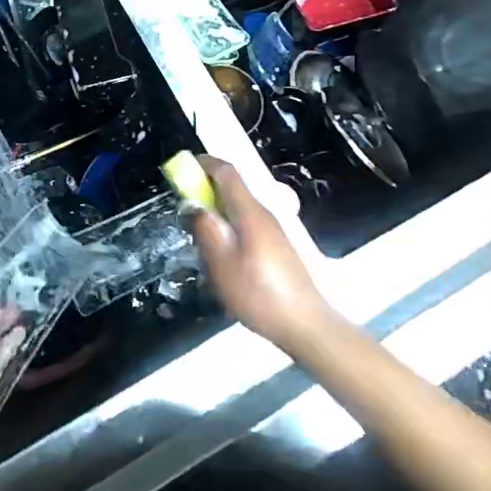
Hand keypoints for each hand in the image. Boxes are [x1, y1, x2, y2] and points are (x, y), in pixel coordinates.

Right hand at [188, 156, 338, 351]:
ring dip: (219, 207)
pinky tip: (224, 250)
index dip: (205, 164)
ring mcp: (275, 230)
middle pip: (235, 187)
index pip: (227, 173)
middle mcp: (265, 214)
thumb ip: (207, 230)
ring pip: (241, 206)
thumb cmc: (259, 294)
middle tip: (186, 204)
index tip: (184, 166)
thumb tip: (195, 205)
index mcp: (250, 213)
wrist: (306, 326)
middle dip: (208, 187)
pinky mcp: (278, 246)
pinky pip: (248, 221)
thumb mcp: (222, 265)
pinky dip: (230, 222)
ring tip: (201, 230)